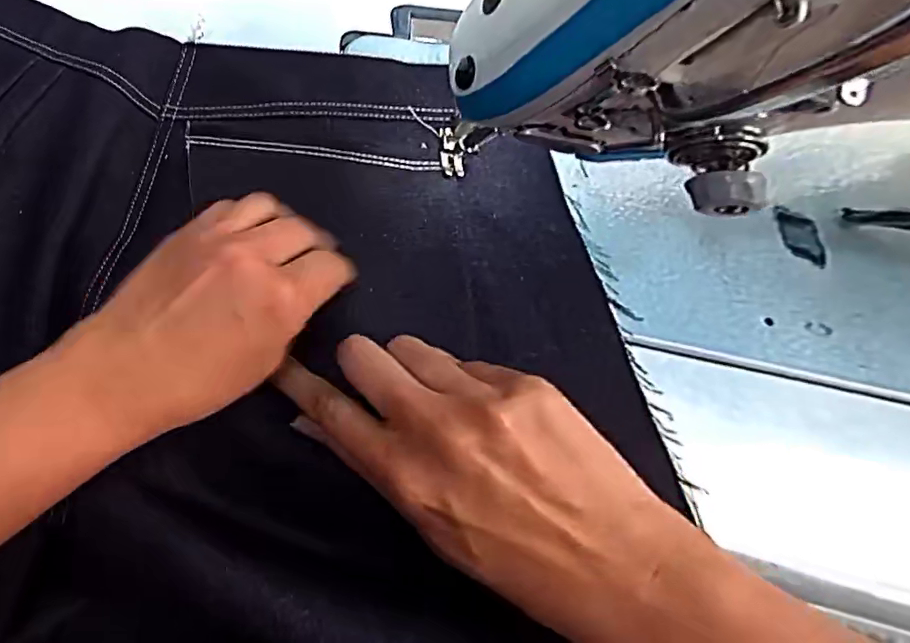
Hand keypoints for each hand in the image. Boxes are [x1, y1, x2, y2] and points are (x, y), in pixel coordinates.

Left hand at [59, 193, 355, 439]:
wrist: (125, 366)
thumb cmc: (196, 383)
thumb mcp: (263, 365)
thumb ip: (291, 321)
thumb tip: (303, 296)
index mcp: (281, 297)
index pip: (332, 265)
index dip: (340, 274)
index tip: (335, 281)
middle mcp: (256, 255)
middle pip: (306, 230)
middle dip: (316, 247)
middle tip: (309, 262)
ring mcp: (221, 235)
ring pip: (271, 206)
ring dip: (283, 223)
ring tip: (277, 240)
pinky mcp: (192, 226)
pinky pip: (233, 205)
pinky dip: (247, 216)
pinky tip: (241, 235)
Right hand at [275, 336, 852, 642]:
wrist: (627, 566)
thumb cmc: (520, 563)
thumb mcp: (435, 530)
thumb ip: (377, 467)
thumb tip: (324, 425)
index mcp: (407, 477)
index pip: (332, 412)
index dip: (300, 383)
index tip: (283, 361)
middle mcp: (436, 427)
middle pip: (364, 353)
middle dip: (362, 362)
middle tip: (380, 382)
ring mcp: (481, 396)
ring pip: (411, 345)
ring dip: (413, 367)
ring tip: (441, 397)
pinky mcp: (521, 379)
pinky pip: (467, 360)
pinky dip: (466, 379)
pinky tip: (494, 412)